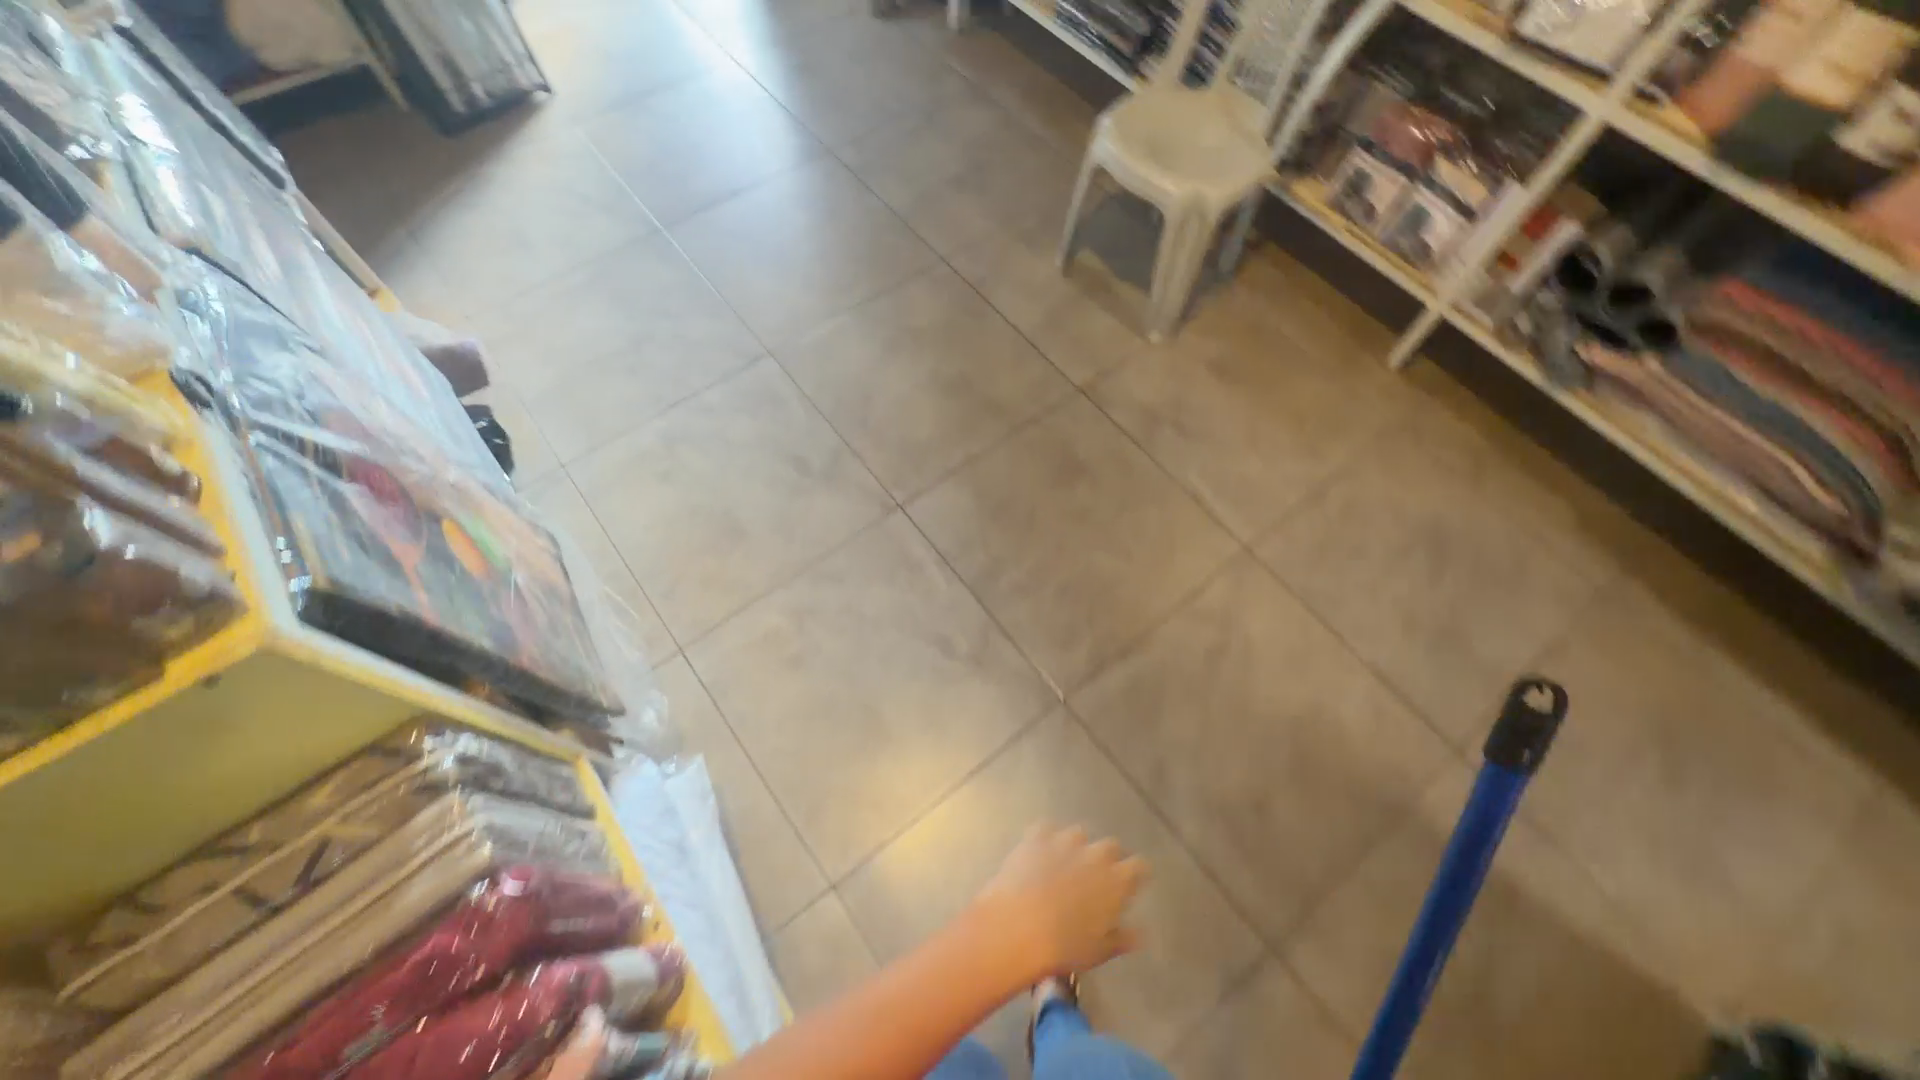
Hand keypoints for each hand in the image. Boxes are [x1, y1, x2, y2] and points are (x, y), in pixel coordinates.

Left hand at [973, 823, 1149, 978]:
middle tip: (1094, 879)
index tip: (1128, 885)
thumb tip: (1139, 933)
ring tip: (1062, 865)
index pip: (1140, 866)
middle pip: (1111, 846)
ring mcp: (1067, 840)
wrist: (1017, 927)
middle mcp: (1097, 854)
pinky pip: (1046, 829)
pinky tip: (1038, 853)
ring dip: (1075, 847)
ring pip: (1079, 834)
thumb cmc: (1063, 947)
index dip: (1134, 875)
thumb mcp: (1099, 951)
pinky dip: (1045, 839)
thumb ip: (1122, 938)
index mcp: (1118, 881)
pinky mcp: (1038, 836)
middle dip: (1106, 859)